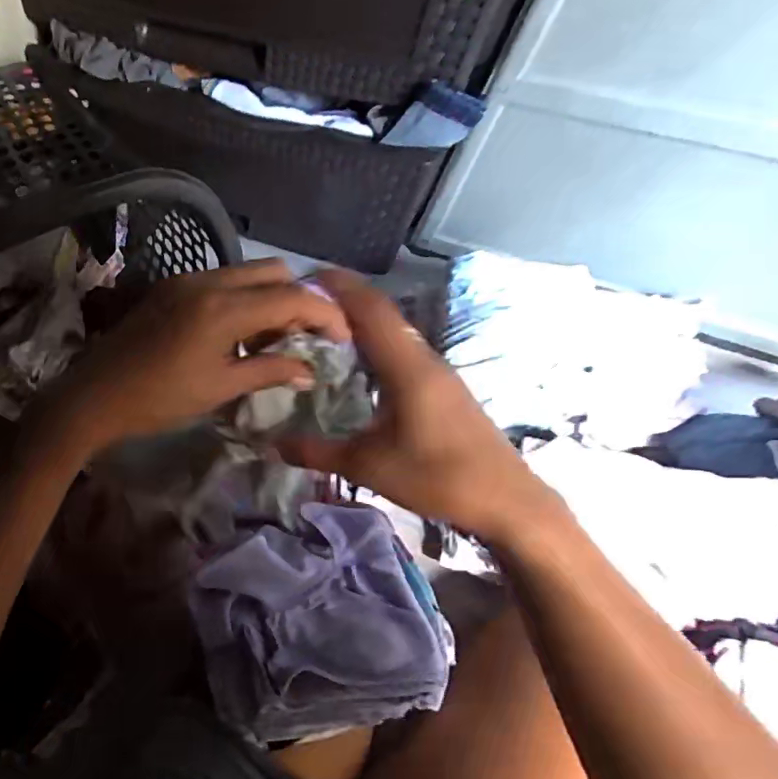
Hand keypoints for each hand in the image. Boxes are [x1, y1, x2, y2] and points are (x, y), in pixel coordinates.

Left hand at [31, 260, 349, 456]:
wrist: (94, 396)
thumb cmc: (159, 400)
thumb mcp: (220, 389)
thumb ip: (269, 372)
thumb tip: (309, 371)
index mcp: (223, 308)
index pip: (292, 296)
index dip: (325, 315)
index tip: (341, 338)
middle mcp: (208, 281)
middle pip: (274, 271)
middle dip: (300, 299)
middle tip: (304, 338)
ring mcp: (187, 280)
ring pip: (248, 273)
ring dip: (271, 299)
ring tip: (274, 340)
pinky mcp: (172, 288)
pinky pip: (222, 281)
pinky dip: (244, 300)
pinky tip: (240, 335)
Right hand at [278, 270, 559, 546]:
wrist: (504, 500)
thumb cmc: (437, 478)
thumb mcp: (368, 466)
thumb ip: (318, 452)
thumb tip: (273, 445)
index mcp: (407, 367)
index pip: (370, 309)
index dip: (338, 287)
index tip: (303, 279)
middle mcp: (425, 360)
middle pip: (382, 316)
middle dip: (343, 305)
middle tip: (301, 311)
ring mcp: (440, 374)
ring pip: (395, 336)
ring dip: (361, 327)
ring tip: (322, 335)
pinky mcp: (446, 391)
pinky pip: (404, 355)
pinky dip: (377, 350)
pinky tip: (359, 371)